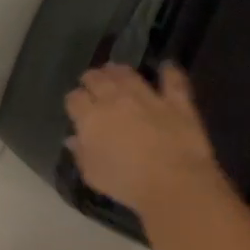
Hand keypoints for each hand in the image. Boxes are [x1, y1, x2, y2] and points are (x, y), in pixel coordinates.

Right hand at [65, 63, 224, 214]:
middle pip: (98, 79)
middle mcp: (115, 100)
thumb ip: (81, 153)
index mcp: (90, 118)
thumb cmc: (125, 183)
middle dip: (91, 78)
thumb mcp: (92, 174)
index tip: (75, 106)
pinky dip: (169, 72)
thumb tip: (73, 139)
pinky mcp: (177, 103)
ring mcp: (148, 98)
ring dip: (118, 70)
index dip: (74, 100)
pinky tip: (167, 66)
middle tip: (90, 81)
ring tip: (114, 69)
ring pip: (128, 75)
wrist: (174, 183)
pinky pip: (173, 81)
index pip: (74, 98)